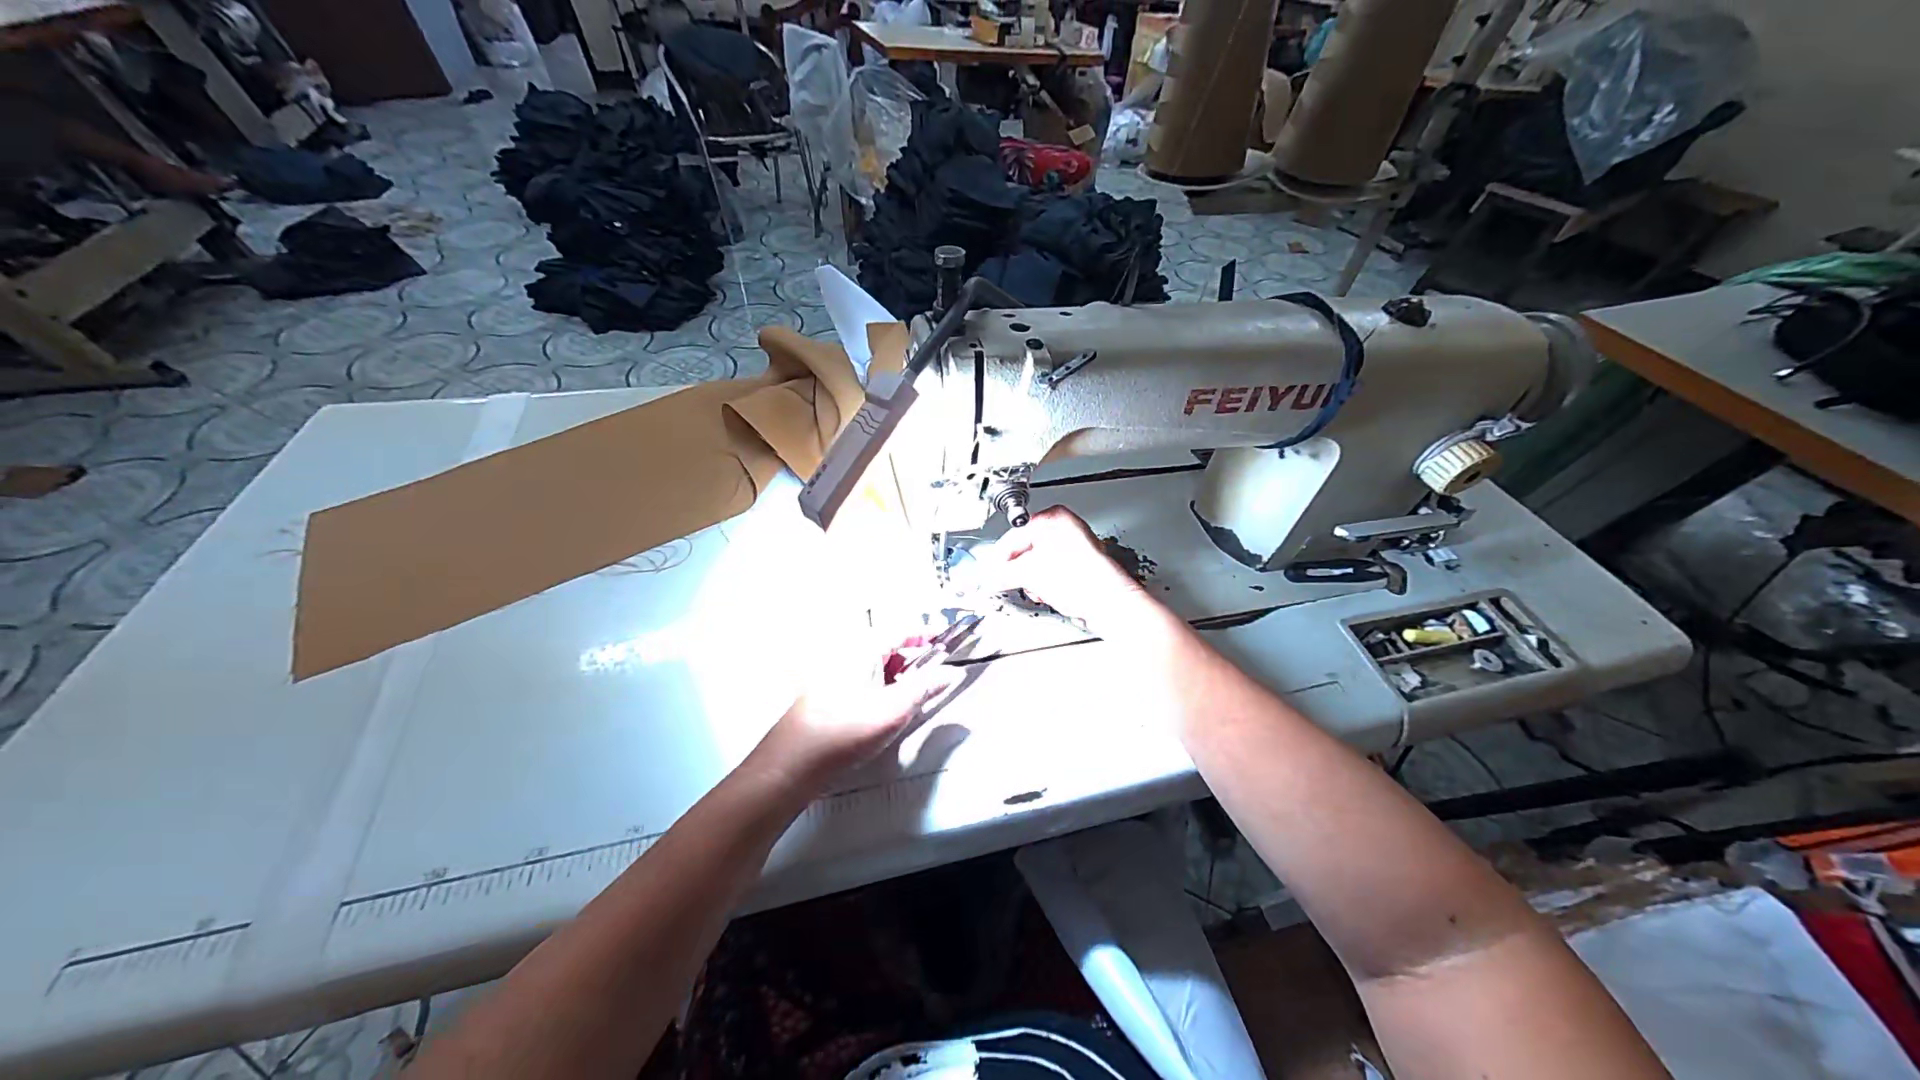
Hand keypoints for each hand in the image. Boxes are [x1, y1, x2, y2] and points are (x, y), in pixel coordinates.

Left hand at [765, 636, 959, 783]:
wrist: (798, 761)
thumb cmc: (839, 733)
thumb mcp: (896, 709)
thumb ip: (925, 688)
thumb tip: (943, 676)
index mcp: (862, 646)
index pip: (901, 629)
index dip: (924, 635)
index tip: (939, 641)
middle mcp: (844, 652)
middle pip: (886, 644)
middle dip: (910, 658)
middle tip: (927, 675)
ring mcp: (831, 670)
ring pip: (872, 662)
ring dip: (893, 674)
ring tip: (906, 698)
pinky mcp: (824, 689)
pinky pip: (858, 676)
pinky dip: (876, 684)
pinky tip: (881, 710)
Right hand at [970, 507, 1158, 635]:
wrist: (1109, 601)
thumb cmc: (1081, 578)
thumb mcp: (1029, 573)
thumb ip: (1003, 573)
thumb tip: (990, 576)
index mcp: (1053, 517)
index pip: (1013, 536)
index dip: (998, 558)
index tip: (990, 573)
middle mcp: (1067, 526)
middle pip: (1027, 548)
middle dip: (1017, 570)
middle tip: (1010, 583)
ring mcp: (1076, 545)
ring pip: (1040, 561)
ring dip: (1033, 579)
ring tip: (1037, 589)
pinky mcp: (1082, 564)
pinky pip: (1055, 570)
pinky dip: (1047, 582)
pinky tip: (1050, 592)